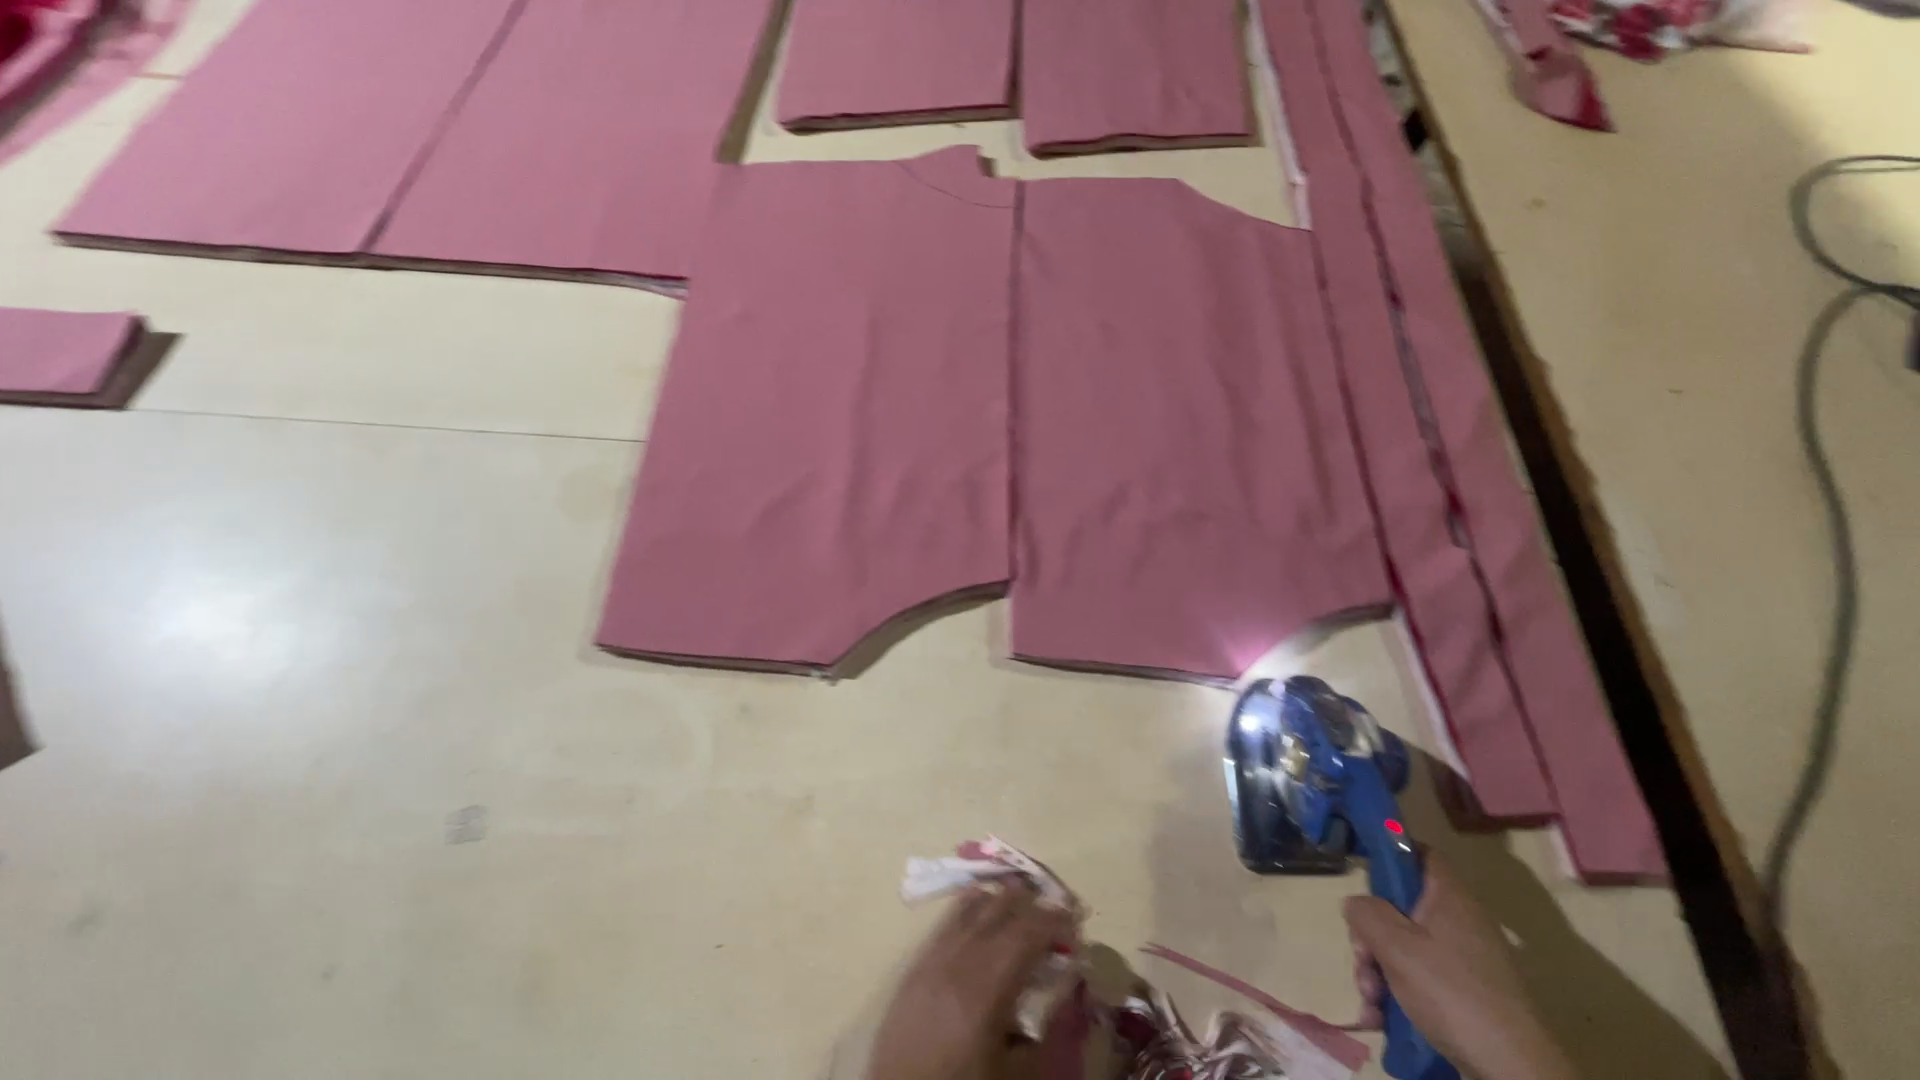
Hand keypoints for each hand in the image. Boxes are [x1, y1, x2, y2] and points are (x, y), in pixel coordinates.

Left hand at [866, 884, 1076, 1079]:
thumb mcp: (1017, 1071)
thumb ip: (1046, 1027)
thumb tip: (1065, 986)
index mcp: (986, 988)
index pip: (1026, 933)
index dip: (1055, 920)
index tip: (1076, 919)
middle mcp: (957, 962)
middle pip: (999, 911)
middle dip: (1032, 903)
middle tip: (1057, 907)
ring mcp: (931, 958)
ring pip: (969, 907)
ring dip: (1000, 898)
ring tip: (1024, 896)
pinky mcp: (914, 965)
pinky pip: (945, 920)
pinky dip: (968, 904)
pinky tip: (978, 900)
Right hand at [1344, 855, 1577, 1079]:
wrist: (1510, 1067)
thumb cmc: (1451, 993)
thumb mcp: (1397, 948)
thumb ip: (1367, 915)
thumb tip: (1355, 902)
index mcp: (1448, 898)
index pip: (1419, 853)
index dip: (1390, 853)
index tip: (1362, 871)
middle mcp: (1457, 922)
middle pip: (1399, 908)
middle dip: (1370, 936)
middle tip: (1363, 960)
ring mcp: (1461, 959)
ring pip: (1402, 948)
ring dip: (1376, 972)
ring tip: (1372, 1002)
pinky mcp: (1461, 992)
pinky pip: (1417, 978)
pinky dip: (1395, 994)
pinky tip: (1380, 1018)